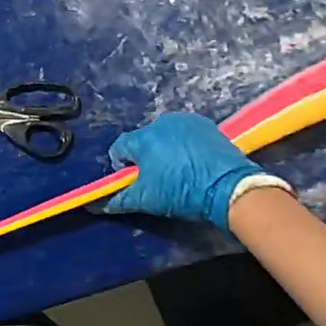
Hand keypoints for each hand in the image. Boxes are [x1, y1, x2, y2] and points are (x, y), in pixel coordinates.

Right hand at [103, 112, 282, 227]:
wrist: (228, 185)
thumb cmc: (182, 191)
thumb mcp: (147, 200)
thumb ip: (120, 199)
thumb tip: (97, 205)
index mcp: (143, 138)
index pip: (120, 148)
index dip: (122, 166)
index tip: (134, 181)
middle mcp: (161, 123)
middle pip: (143, 141)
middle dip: (146, 158)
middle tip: (158, 179)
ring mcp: (185, 121)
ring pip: (165, 136)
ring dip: (166, 150)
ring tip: (178, 172)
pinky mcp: (205, 124)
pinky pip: (185, 134)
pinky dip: (185, 145)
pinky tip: (195, 162)